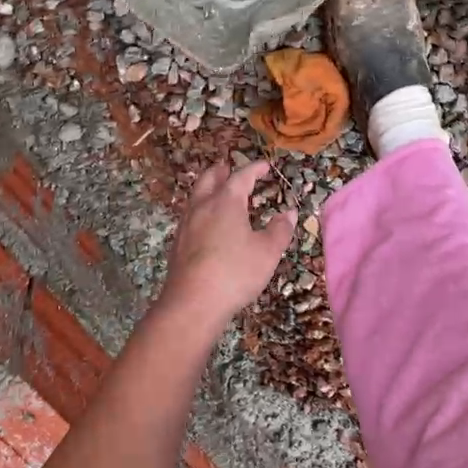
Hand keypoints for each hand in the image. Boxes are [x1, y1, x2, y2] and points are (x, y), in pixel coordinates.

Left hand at [160, 160, 296, 330]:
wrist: (192, 302)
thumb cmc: (235, 272)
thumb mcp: (267, 252)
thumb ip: (279, 230)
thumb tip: (289, 213)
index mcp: (226, 201)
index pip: (241, 176)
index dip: (254, 169)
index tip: (265, 165)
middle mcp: (203, 206)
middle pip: (210, 179)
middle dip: (221, 171)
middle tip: (229, 167)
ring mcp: (186, 224)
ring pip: (196, 196)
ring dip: (207, 187)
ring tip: (216, 190)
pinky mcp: (178, 242)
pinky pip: (190, 215)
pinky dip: (200, 208)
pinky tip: (205, 222)